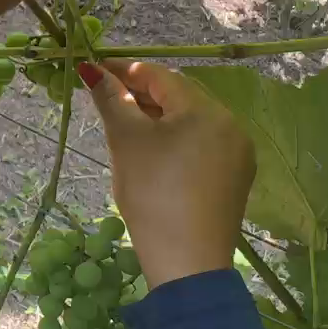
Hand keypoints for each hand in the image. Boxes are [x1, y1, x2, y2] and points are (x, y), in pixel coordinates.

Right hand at [78, 60, 255, 289]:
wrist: (187, 259)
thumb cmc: (152, 191)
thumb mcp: (125, 139)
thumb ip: (111, 98)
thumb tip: (91, 69)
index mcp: (206, 111)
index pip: (160, 76)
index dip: (124, 70)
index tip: (92, 70)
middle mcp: (230, 124)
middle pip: (178, 95)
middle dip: (139, 91)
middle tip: (104, 96)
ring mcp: (236, 152)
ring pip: (188, 119)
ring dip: (155, 114)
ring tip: (122, 122)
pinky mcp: (234, 176)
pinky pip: (199, 142)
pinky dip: (172, 137)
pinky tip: (150, 150)